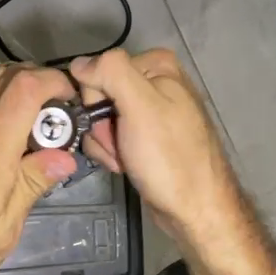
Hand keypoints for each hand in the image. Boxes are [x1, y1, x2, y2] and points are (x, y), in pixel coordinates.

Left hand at [0, 66, 77, 274]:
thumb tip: (63, 157)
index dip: (54, 79)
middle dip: (38, 80)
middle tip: (52, 109)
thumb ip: (32, 184)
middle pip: (7, 74)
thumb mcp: (1, 230)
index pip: (27, 86)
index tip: (69, 95)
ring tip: (21, 123)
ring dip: (10, 90)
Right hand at [68, 48, 248, 242]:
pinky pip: (113, 135)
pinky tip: (126, 165)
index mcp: (158, 65)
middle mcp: (156, 81)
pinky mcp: (147, 137)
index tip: (112, 123)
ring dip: (105, 143)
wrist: (196, 211)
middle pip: (100, 93)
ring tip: (125, 160)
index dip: (97, 99)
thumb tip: (79, 63)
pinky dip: (113, 152)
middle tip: (120, 146)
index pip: (100, 69)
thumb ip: (110, 72)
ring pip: (103, 118)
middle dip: (102, 125)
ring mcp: (152, 111)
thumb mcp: (140, 106)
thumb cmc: (169, 157)